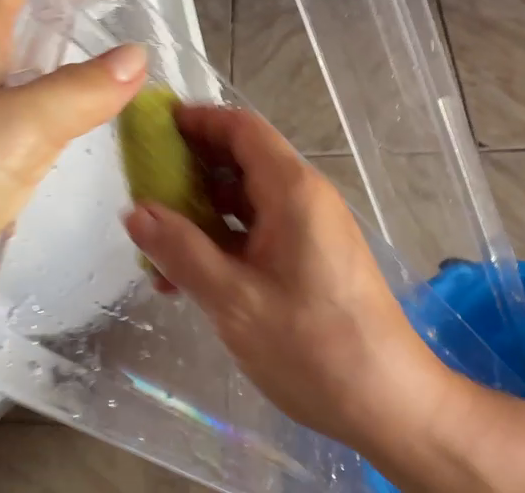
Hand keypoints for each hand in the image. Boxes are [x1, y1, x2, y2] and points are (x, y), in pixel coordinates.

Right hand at [121, 106, 452, 457]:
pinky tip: (189, 277)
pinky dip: (224, 242)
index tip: (154, 128)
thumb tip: (135, 211)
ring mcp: (311, 228)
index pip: (242, 128)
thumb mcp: (235, 301)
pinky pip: (260, 231)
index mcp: (292, 191)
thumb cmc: (313, 346)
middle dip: (191, 170)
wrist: (389, 403)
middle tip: (143, 187)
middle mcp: (305, 198)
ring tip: (155, 243)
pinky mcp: (312, 258)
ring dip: (202, 213)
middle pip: (242, 160)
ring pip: (247, 200)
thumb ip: (182, 252)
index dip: (198, 121)